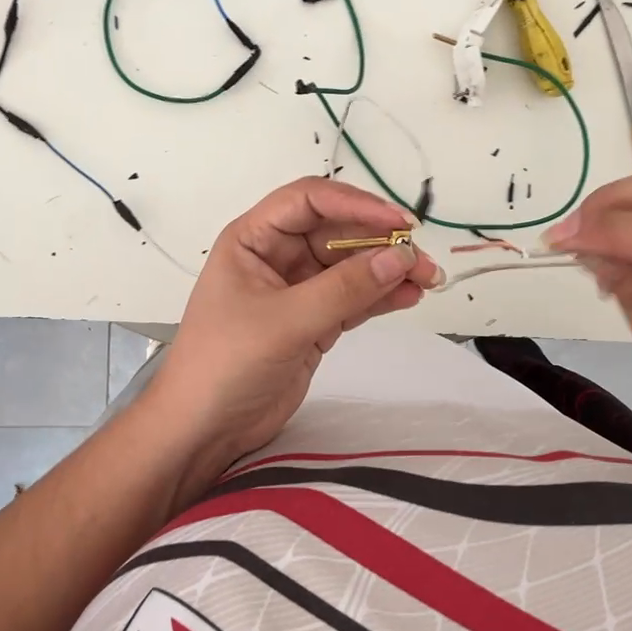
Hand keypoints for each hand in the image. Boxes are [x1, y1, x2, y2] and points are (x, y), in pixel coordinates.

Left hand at [143, 177, 442, 469]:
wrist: (202, 429)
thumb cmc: (226, 363)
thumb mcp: (285, 322)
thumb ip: (344, 289)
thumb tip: (400, 257)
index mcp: (253, 238)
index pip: (309, 201)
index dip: (355, 204)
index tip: (399, 222)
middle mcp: (276, 256)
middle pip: (336, 232)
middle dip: (380, 241)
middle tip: (423, 260)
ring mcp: (296, 290)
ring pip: (350, 266)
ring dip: (387, 269)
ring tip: (429, 279)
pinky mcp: (312, 322)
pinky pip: (352, 298)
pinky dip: (380, 297)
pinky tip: (409, 297)